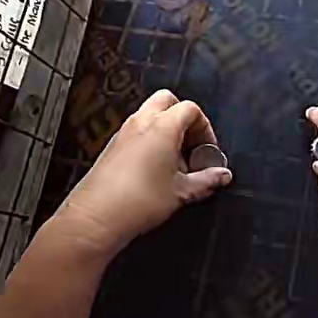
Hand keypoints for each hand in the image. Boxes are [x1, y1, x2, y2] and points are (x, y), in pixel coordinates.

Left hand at [51, 89, 232, 258]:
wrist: (96, 216)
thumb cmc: (136, 201)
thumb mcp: (181, 192)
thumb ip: (206, 180)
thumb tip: (221, 176)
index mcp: (162, 125)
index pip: (190, 109)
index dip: (205, 128)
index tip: (208, 150)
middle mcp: (141, 122)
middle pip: (168, 101)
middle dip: (184, 119)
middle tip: (192, 146)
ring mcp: (124, 132)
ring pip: (150, 114)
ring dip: (167, 129)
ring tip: (176, 162)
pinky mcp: (113, 146)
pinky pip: (136, 131)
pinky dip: (150, 140)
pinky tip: (156, 170)